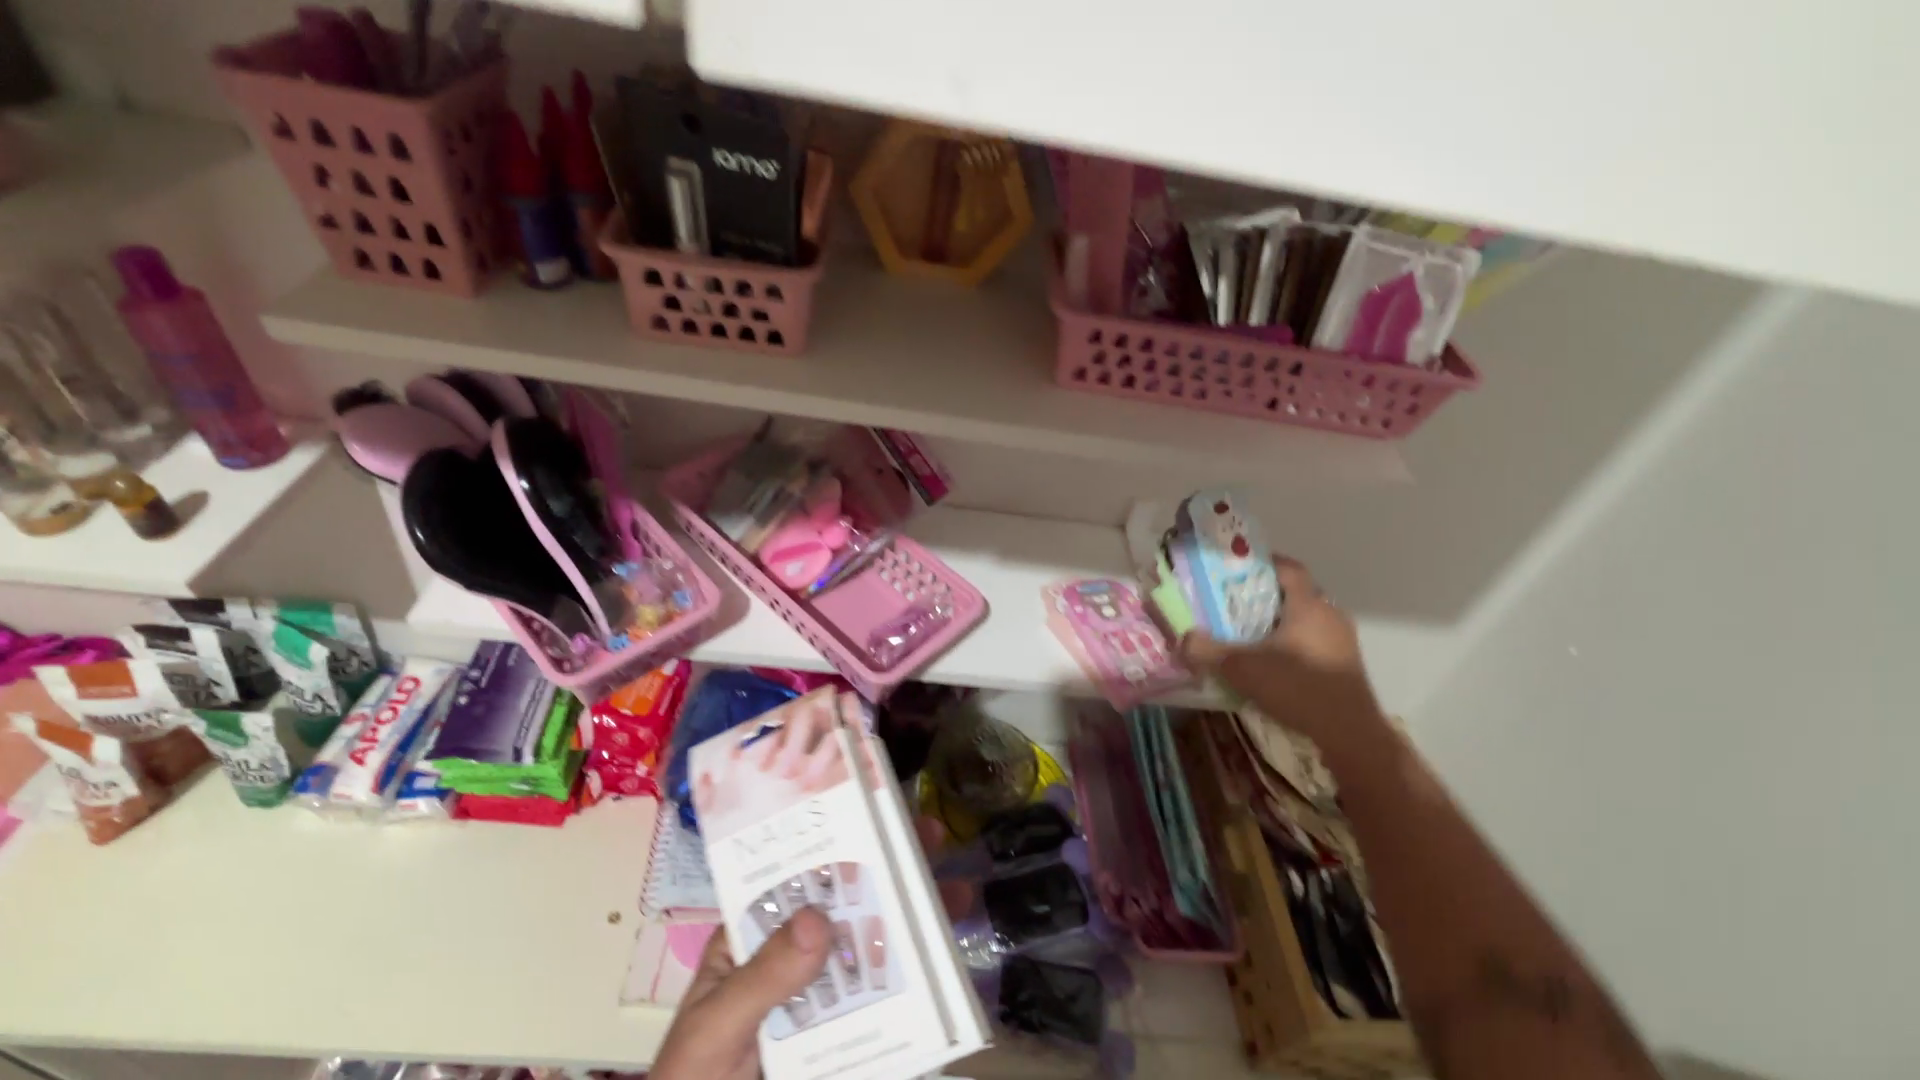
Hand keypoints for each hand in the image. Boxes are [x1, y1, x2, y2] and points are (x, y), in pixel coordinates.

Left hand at [648, 819, 971, 1079]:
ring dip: (911, 925)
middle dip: (888, 877)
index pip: (796, 883)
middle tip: (931, 841)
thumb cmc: (691, 1077)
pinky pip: (881, 1007)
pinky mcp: (842, 1039)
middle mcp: (792, 962)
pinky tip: (945, 968)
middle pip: (845, 912)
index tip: (875, 819)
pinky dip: (914, 987)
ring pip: (870, 955)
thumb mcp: (718, 1023)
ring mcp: (820, 1003)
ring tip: (956, 896)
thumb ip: (763, 977)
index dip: (836, 847)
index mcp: (754, 942)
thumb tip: (817, 916)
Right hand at [1181, 556, 1388, 760]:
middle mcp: (1330, 614)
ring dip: (1283, 622)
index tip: (1239, 570)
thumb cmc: (1297, 686)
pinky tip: (1276, 663)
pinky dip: (1296, 644)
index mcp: (1308, 604)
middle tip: (1237, 605)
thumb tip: (1183, 638)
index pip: (1289, 568)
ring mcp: (1343, 640)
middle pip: (1297, 593)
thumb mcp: (1243, 669)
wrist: (1349, 731)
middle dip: (1268, 596)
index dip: (1264, 563)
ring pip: (1308, 619)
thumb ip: (1208, 651)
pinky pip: (1316, 641)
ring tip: (1252, 635)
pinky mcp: (1347, 664)